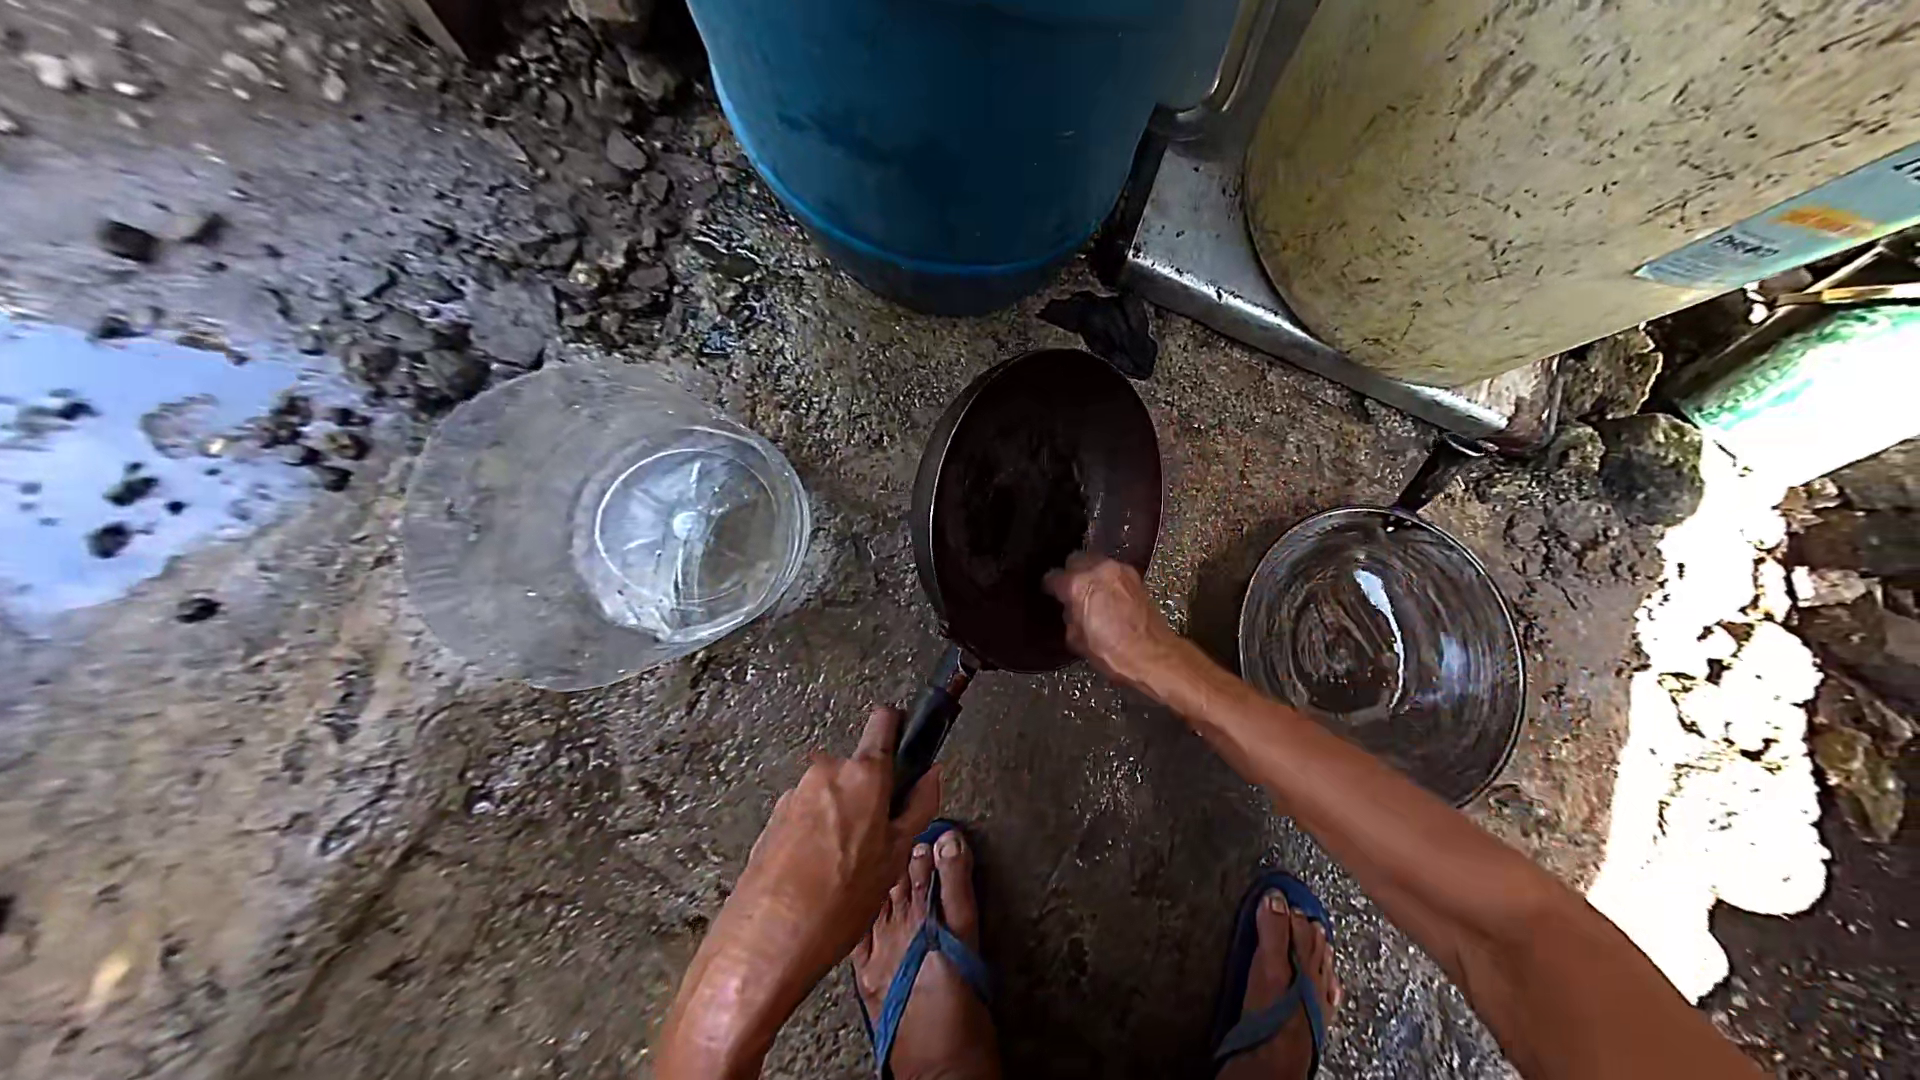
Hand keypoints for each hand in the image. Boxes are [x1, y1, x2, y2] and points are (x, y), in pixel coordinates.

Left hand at [657, 707, 939, 1078]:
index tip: (906, 745)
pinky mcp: (773, 817)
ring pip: (832, 792)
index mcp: (862, 774)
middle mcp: (825, 772)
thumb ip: (919, 805)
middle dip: (870, 792)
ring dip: (842, 814)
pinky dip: (817, 832)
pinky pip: (807, 813)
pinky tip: (817, 873)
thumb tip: (932, 774)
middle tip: (878, 838)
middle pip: (858, 767)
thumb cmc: (838, 903)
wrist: (765, 944)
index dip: (899, 728)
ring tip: (845, 866)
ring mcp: (794, 793)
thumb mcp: (895, 856)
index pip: (884, 720)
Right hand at [1044, 552, 1179, 688]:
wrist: (1153, 656)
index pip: (1054, 576)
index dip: (1049, 586)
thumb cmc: (1116, 653)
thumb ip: (1068, 616)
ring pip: (1095, 561)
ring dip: (1089, 574)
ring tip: (1089, 594)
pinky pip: (1112, 571)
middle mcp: (1099, 570)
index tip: (1050, 592)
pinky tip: (1106, 597)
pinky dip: (1106, 579)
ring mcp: (1120, 571)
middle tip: (1069, 591)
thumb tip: (1069, 609)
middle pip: (1075, 559)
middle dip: (1070, 573)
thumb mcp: (1077, 639)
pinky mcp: (1135, 577)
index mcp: (1078, 585)